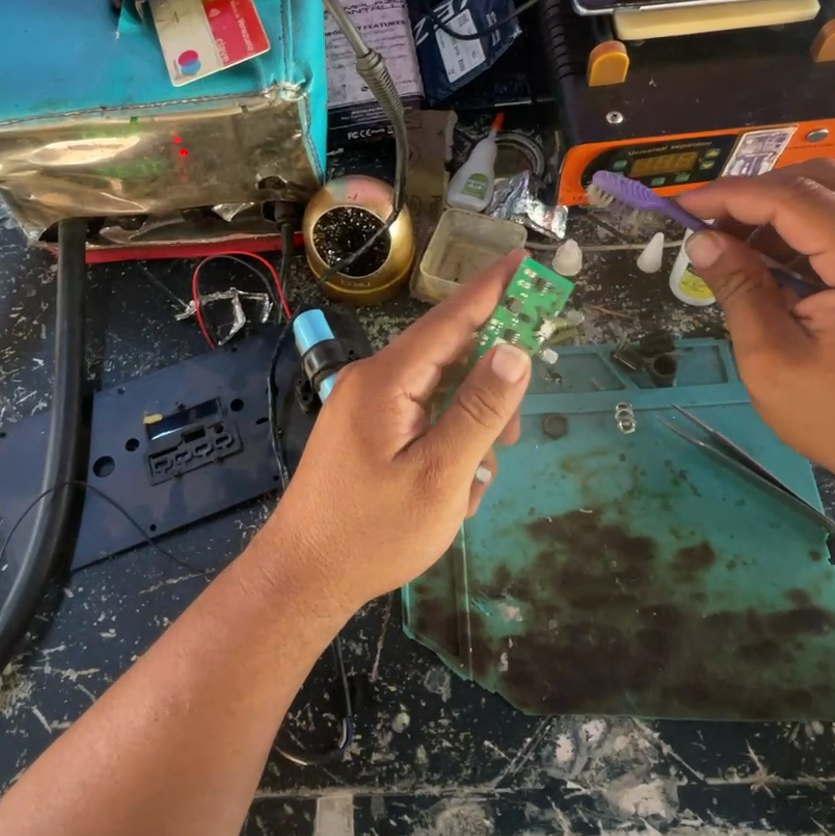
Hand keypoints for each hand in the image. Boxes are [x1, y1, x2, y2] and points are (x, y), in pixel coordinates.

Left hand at [252, 251, 532, 616]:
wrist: (306, 576)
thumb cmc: (373, 532)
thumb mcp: (440, 474)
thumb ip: (480, 409)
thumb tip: (516, 350)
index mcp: (387, 380)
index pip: (450, 319)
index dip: (493, 289)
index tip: (528, 260)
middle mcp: (374, 380)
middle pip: (449, 356)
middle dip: (489, 389)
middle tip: (510, 435)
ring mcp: (367, 405)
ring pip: (440, 393)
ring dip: (470, 428)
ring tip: (474, 481)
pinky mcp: (367, 430)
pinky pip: (422, 418)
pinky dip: (447, 444)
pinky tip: (451, 488)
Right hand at [675, 160, 834, 493]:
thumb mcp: (773, 360)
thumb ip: (738, 289)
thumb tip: (701, 240)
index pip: (795, 199)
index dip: (731, 195)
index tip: (682, 206)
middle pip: (824, 181)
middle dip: (756, 194)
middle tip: (708, 225)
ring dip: (781, 212)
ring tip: (734, 248)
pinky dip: (807, 233)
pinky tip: (774, 266)